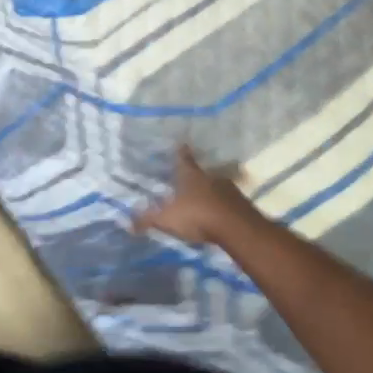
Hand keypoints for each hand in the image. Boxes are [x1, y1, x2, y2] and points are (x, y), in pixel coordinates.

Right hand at [132, 145, 258, 245]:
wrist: (236, 228)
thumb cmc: (197, 216)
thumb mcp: (167, 219)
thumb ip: (148, 220)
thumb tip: (129, 224)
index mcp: (190, 176)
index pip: (184, 159)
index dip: (181, 153)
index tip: (182, 144)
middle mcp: (210, 177)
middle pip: (202, 173)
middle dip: (197, 175)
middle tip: (192, 178)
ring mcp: (229, 190)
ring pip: (218, 186)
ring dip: (213, 191)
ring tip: (207, 199)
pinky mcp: (243, 205)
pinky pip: (231, 202)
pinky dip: (225, 206)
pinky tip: (222, 215)